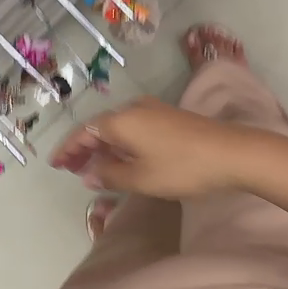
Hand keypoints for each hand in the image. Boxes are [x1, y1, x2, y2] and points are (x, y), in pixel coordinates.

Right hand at [49, 96, 266, 199]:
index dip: (67, 149)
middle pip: (99, 127)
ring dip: (103, 146)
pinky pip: (133, 128)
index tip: (55, 164)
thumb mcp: (141, 179)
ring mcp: (153, 110)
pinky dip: (121, 143)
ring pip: (117, 127)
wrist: (233, 153)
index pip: (83, 132)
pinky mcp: (169, 117)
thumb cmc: (181, 167)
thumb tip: (88, 173)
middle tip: (70, 168)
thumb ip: (109, 175)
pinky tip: (123, 159)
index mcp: (120, 121)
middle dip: (83, 148)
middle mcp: (133, 109)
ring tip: (94, 167)